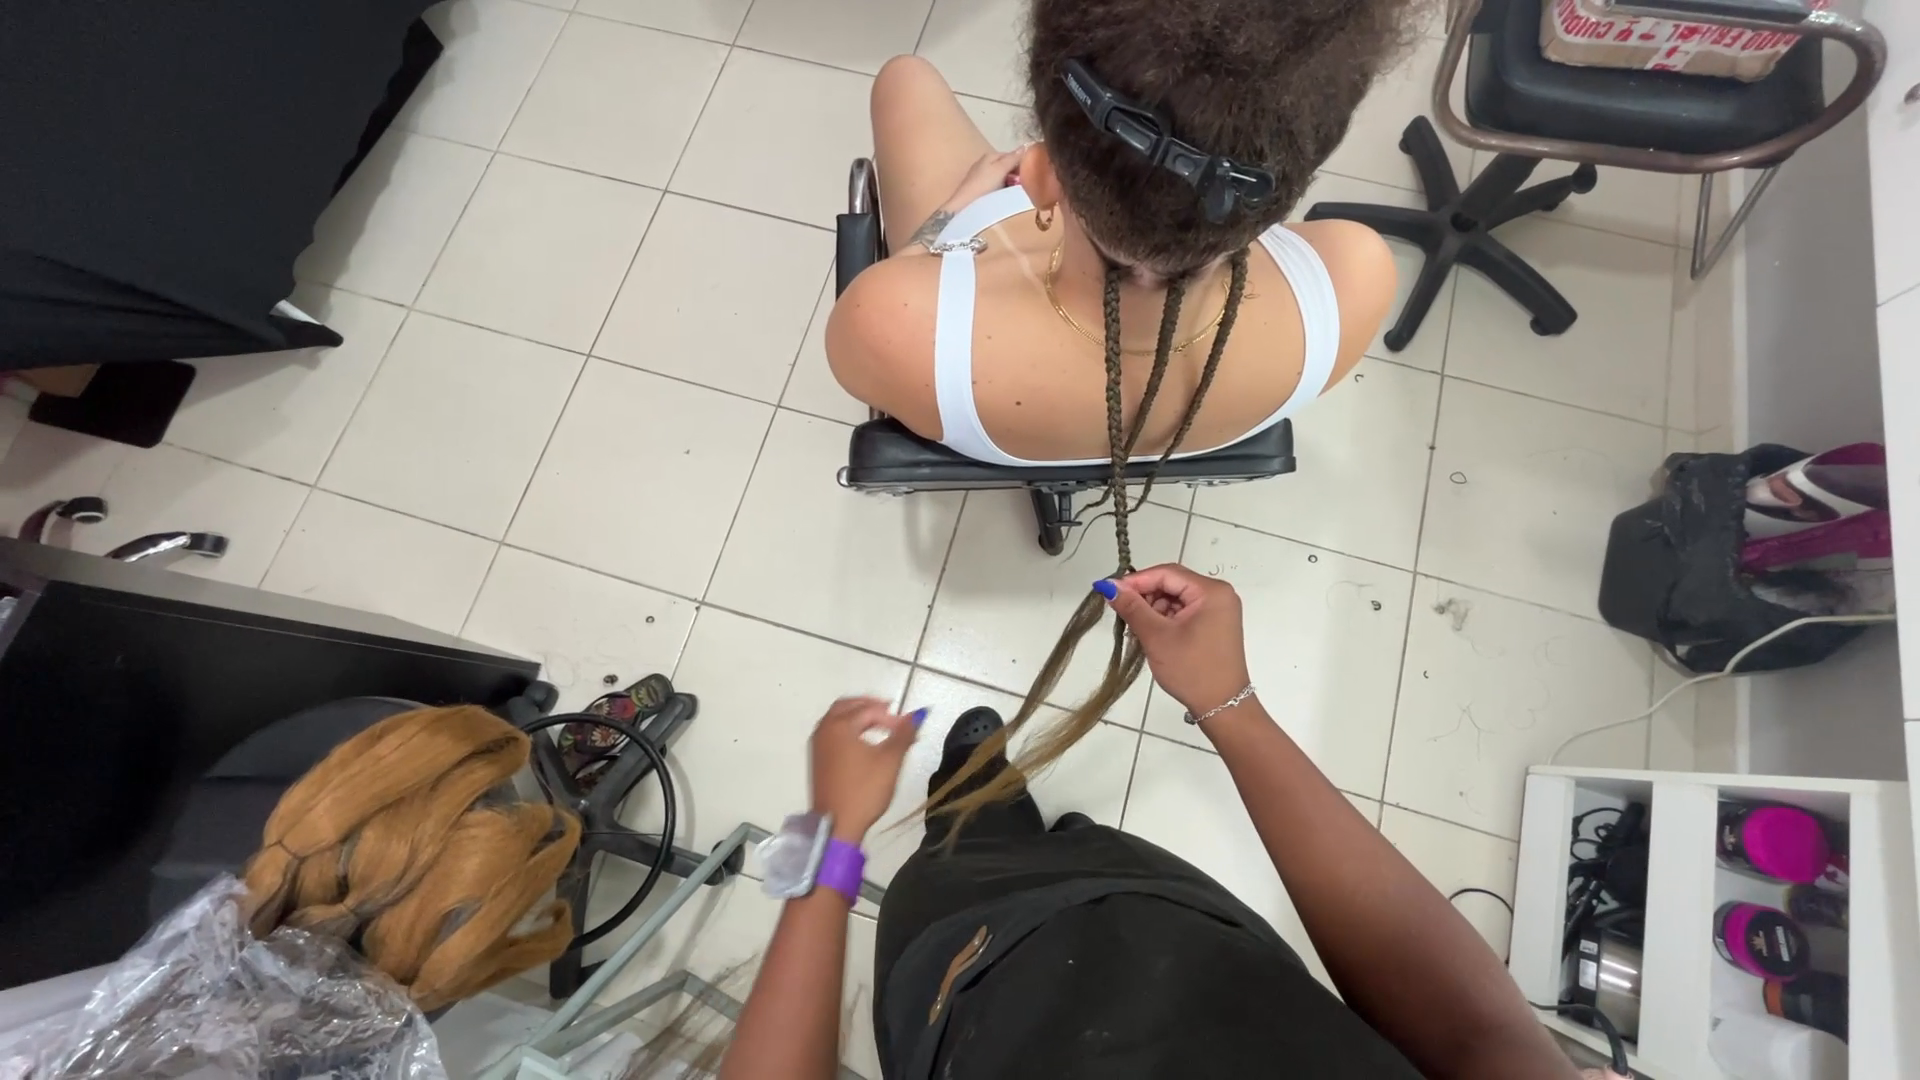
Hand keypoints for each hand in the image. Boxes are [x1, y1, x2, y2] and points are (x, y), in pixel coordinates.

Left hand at [809, 698, 921, 843]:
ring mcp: (817, 745)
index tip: (909, 729)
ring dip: (858, 717)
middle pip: (847, 706)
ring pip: (838, 718)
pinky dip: (848, 729)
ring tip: (880, 726)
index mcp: (839, 725)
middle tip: (890, 713)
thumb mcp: (890, 760)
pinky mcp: (817, 759)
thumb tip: (918, 714)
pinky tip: (863, 742)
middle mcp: (824, 729)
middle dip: (870, 706)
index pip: (869, 710)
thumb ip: (904, 733)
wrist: (837, 826)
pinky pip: (833, 732)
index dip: (892, 717)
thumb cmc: (864, 790)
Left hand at [938, 148, 1026, 213]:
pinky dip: (1001, 192)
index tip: (1031, 176)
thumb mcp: (1000, 169)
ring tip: (1015, 194)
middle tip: (1024, 187)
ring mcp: (980, 177)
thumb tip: (1026, 146)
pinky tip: (1003, 199)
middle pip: (1006, 167)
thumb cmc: (983, 186)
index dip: (1022, 164)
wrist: (963, 207)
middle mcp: (984, 163)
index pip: (1012, 155)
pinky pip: (995, 188)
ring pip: (1001, 178)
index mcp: (990, 155)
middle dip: (1016, 175)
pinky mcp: (978, 191)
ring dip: (1009, 185)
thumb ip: (1012, 158)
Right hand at [1097, 564, 1251, 717]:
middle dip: (1145, 596)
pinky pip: (1183, 611)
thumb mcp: (1157, 636)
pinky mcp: (1213, 624)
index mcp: (1211, 592)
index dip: (1136, 581)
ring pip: (1175, 598)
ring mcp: (1217, 610)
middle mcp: (1218, 595)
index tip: (1110, 591)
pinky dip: (1164, 619)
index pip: (1166, 573)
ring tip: (1135, 627)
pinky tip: (1149, 632)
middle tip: (1121, 611)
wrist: (1222, 706)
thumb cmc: (1191, 670)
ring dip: (1152, 609)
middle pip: (1171, 584)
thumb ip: (1131, 607)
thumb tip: (1107, 585)